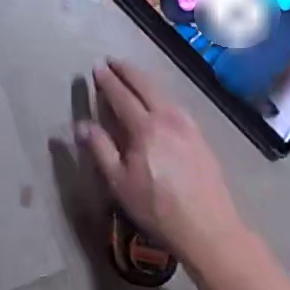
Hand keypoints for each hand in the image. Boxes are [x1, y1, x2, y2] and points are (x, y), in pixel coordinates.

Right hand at [75, 59, 241, 262]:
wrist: (208, 228)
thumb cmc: (157, 208)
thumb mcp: (119, 182)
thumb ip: (100, 149)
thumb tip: (81, 124)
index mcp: (145, 128)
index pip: (122, 96)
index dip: (107, 81)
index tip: (97, 67)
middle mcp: (168, 119)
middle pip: (146, 86)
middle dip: (127, 71)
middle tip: (113, 61)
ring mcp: (189, 126)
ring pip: (164, 93)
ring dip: (145, 80)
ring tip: (133, 76)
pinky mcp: (201, 137)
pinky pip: (176, 105)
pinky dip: (161, 94)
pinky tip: (159, 101)